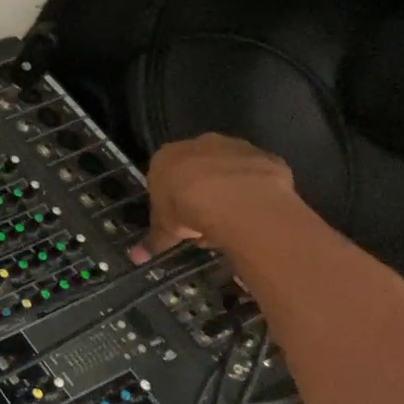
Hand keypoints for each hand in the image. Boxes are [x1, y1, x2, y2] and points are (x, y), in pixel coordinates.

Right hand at [136, 134, 302, 258]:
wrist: (238, 200)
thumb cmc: (186, 209)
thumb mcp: (166, 230)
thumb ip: (153, 241)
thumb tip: (136, 258)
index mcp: (166, 157)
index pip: (163, 173)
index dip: (170, 196)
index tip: (176, 215)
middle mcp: (200, 144)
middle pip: (197, 167)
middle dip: (200, 190)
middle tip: (202, 219)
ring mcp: (236, 147)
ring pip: (229, 169)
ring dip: (229, 190)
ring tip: (230, 222)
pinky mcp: (266, 157)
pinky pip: (257, 175)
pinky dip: (255, 191)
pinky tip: (254, 212)